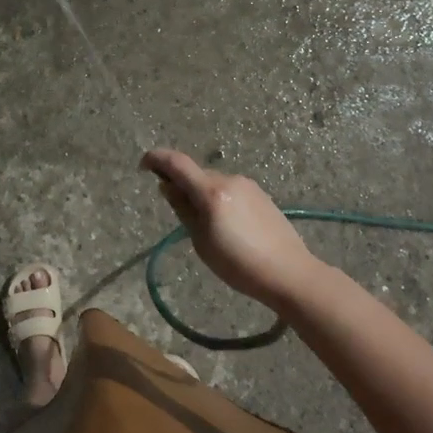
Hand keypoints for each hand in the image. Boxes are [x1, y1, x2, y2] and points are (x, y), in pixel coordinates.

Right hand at [141, 149, 321, 310]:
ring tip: (205, 226)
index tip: (143, 165)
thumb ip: (183, 209)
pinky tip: (227, 226)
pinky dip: (219, 200)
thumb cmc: (238, 264)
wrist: (289, 273)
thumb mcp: (201, 241)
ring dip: (201, 193)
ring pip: (213, 183)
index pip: (177, 163)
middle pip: (196, 174)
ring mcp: (248, 186)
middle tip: (176, 210)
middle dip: (181, 184)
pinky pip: (230, 190)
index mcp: (211, 191)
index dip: (156, 159)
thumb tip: (167, 185)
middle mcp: (230, 180)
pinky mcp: (261, 196)